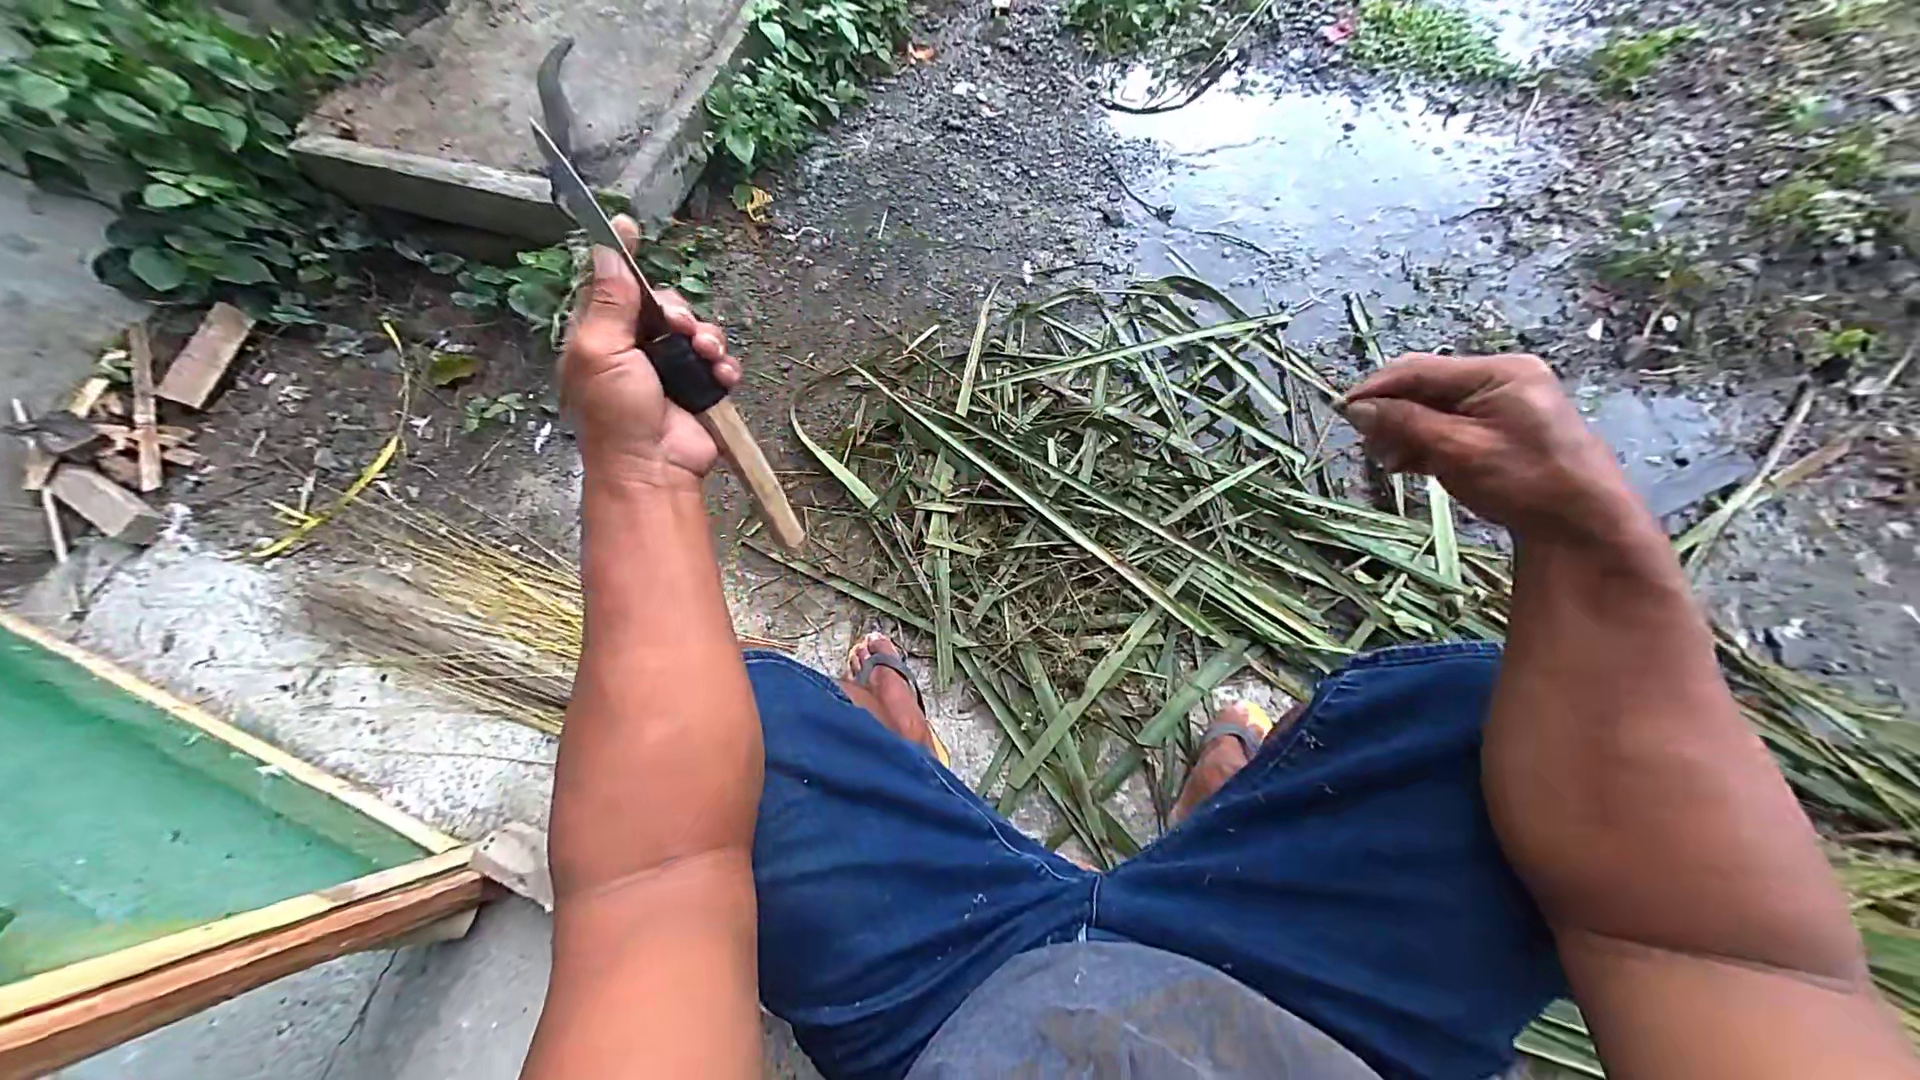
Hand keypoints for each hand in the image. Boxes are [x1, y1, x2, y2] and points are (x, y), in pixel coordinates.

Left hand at [561, 215, 740, 487]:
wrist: (654, 465)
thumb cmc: (617, 414)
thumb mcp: (600, 351)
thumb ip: (609, 302)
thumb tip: (606, 253)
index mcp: (602, 336)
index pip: (612, 286)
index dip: (622, 258)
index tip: (630, 227)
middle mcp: (637, 348)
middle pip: (664, 305)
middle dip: (678, 311)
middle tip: (679, 328)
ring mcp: (673, 369)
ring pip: (698, 331)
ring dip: (707, 339)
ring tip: (706, 357)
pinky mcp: (702, 388)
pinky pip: (720, 362)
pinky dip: (724, 366)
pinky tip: (721, 377)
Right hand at [1342, 353, 1645, 540]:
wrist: (1579, 523)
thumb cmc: (1524, 481)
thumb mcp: (1456, 449)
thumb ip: (1404, 423)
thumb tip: (1355, 408)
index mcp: (1497, 373)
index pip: (1418, 370)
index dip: (1375, 389)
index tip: (1340, 412)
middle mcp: (1496, 379)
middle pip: (1420, 387)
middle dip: (1388, 413)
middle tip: (1370, 445)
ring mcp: (1495, 403)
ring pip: (1424, 408)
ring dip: (1400, 432)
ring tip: (1392, 462)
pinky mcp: (1490, 427)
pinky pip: (1439, 425)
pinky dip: (1417, 442)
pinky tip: (1407, 464)